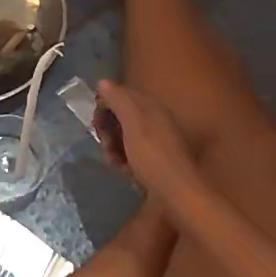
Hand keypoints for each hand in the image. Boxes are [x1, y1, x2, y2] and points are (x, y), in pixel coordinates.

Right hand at [97, 80, 202, 198]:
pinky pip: (132, 150)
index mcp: (150, 106)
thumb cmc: (153, 156)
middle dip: (107, 128)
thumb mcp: (133, 123)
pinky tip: (122, 170)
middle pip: (121, 115)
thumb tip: (103, 82)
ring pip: (124, 134)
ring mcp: (157, 139)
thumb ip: (118, 100)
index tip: (95, 124)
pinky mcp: (156, 158)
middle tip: (103, 143)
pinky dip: (124, 158)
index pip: (120, 94)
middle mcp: (155, 118)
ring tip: (112, 160)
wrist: (179, 193)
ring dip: (113, 145)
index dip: (103, 106)